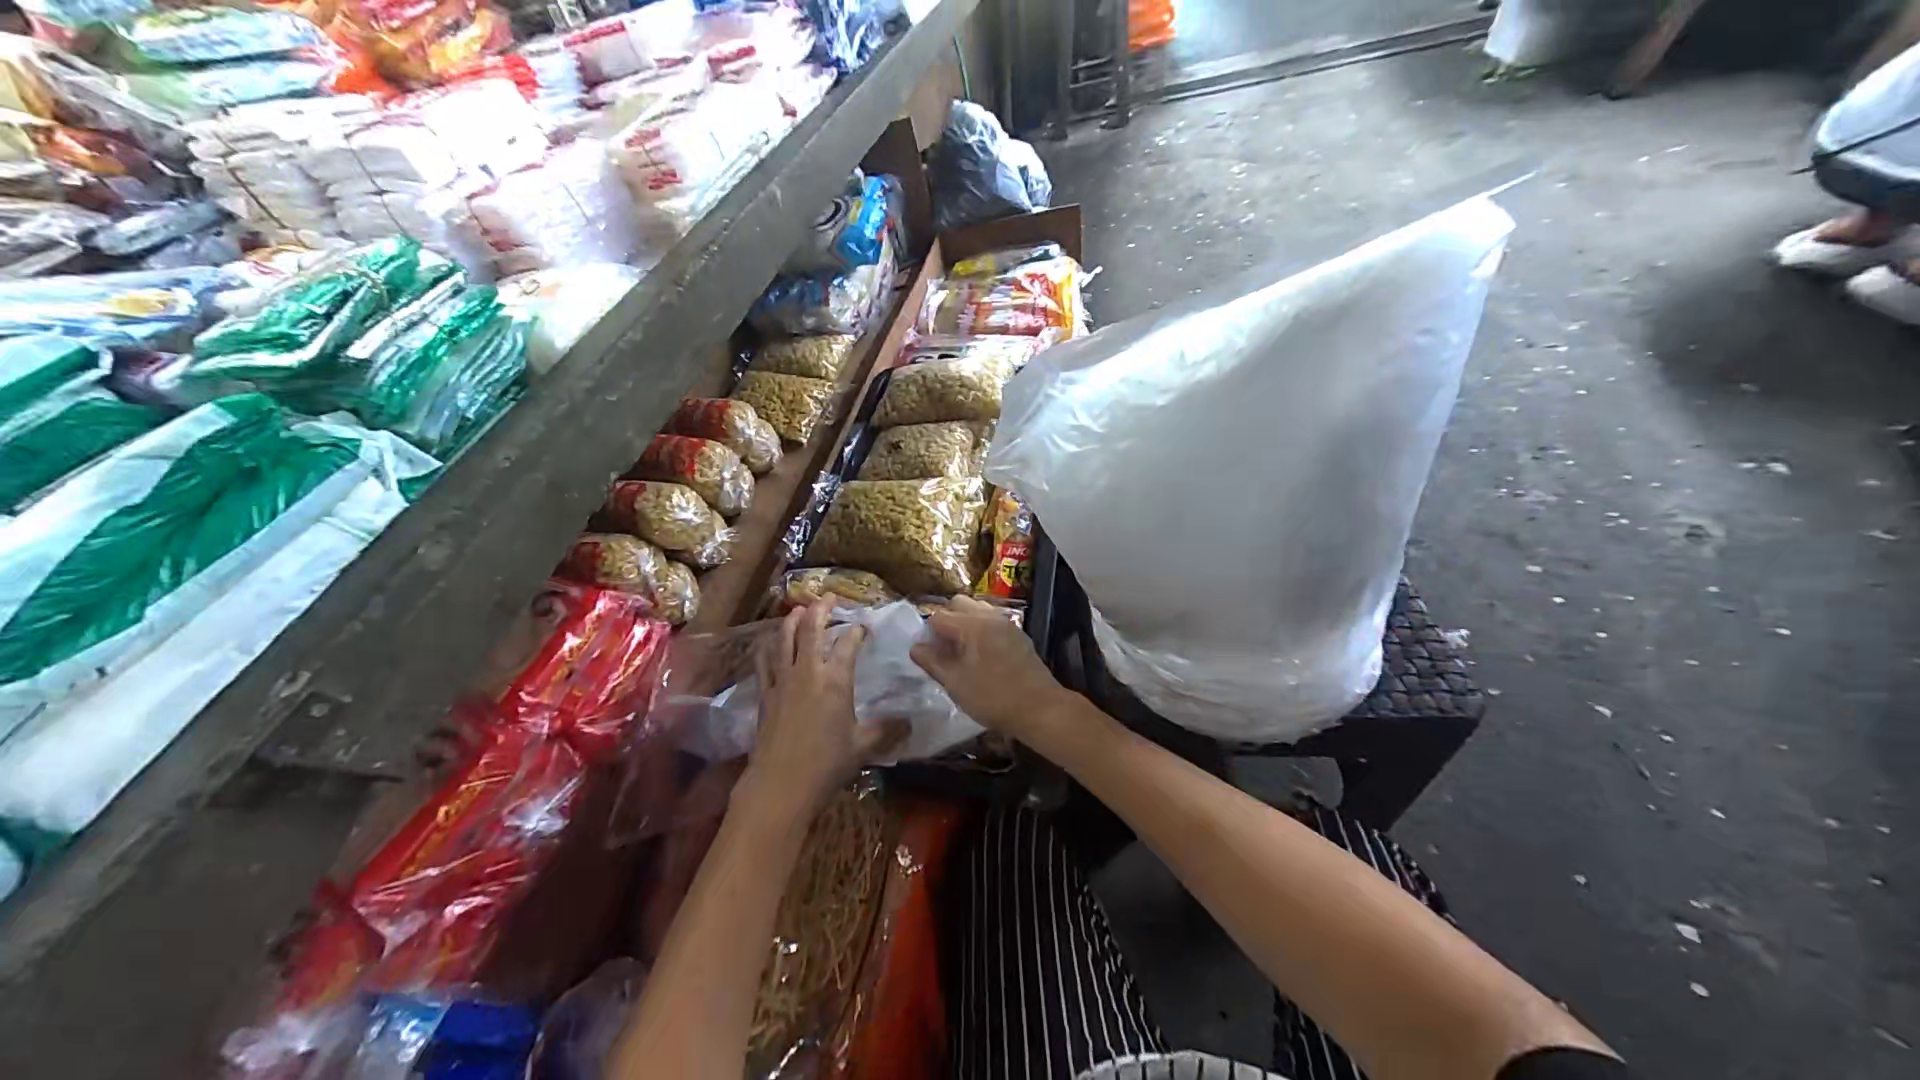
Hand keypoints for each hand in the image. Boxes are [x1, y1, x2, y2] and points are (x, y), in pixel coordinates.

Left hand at [739, 599, 904, 818]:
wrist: (780, 785)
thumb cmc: (826, 763)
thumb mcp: (862, 746)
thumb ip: (886, 730)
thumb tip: (909, 723)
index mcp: (836, 679)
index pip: (848, 643)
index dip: (857, 630)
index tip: (864, 626)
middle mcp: (808, 671)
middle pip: (811, 628)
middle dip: (821, 608)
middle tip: (829, 597)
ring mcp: (782, 680)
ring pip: (784, 638)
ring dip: (792, 620)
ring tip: (799, 610)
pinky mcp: (765, 694)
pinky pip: (764, 661)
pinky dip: (768, 646)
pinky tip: (769, 642)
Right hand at [910, 596, 1078, 745]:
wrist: (1040, 708)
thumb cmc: (993, 697)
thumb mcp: (955, 683)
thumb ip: (932, 661)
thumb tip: (916, 647)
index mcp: (972, 624)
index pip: (938, 615)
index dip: (927, 633)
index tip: (927, 654)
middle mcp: (989, 616)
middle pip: (958, 604)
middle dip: (946, 621)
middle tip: (942, 649)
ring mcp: (1007, 624)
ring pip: (977, 610)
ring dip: (964, 623)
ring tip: (961, 652)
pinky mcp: (1018, 635)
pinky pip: (992, 622)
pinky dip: (981, 630)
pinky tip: (980, 656)